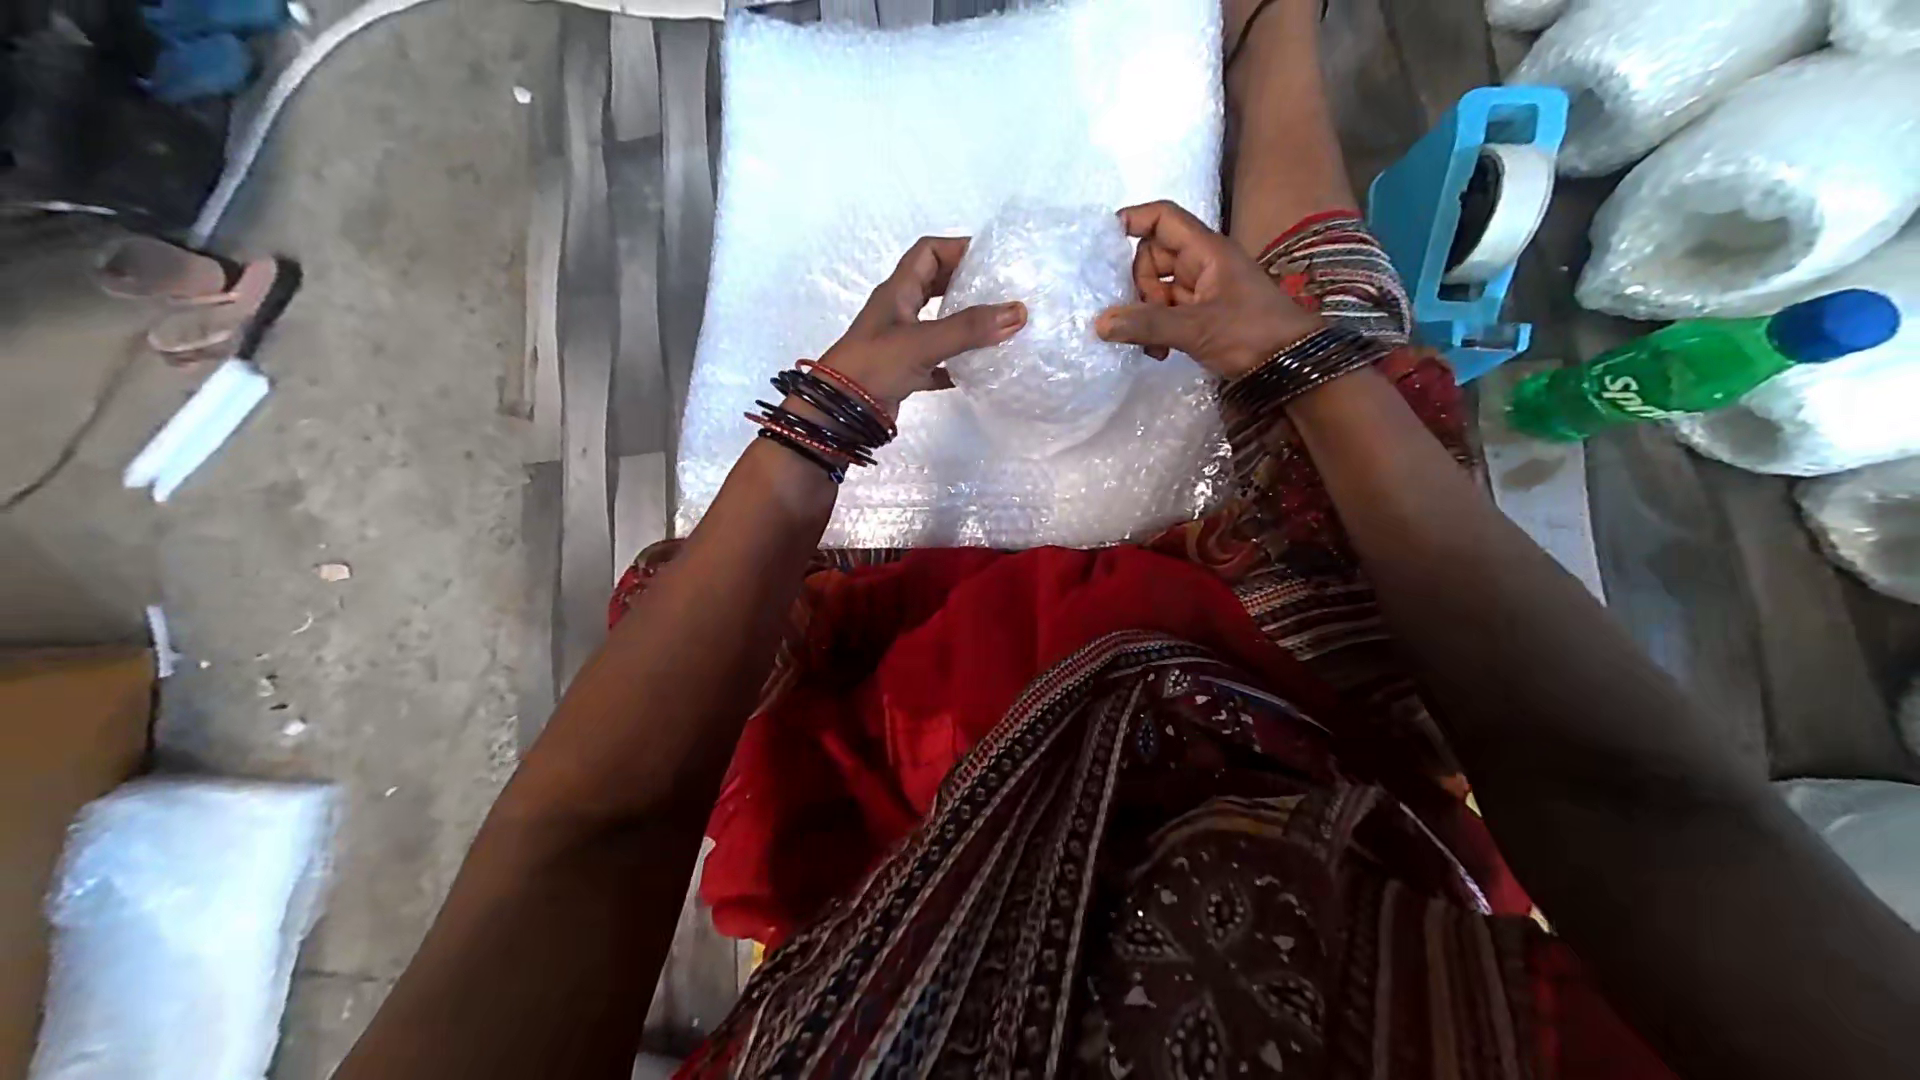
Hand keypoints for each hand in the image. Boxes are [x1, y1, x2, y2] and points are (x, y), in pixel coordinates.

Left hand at [817, 236, 1027, 413]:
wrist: (841, 412)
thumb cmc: (875, 365)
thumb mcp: (924, 342)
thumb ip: (969, 328)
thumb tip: (1018, 312)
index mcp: (897, 292)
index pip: (928, 252)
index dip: (957, 248)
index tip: (990, 257)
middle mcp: (898, 312)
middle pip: (934, 285)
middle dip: (965, 283)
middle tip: (998, 290)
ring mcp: (901, 343)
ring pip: (937, 324)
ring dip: (963, 324)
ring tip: (995, 327)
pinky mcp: (904, 372)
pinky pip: (936, 362)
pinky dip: (956, 364)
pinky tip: (977, 371)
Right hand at [1094, 200, 1322, 379]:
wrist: (1290, 363)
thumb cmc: (1251, 333)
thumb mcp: (1197, 328)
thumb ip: (1148, 324)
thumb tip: (1100, 323)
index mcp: (1205, 251)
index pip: (1162, 218)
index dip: (1133, 220)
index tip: (1103, 243)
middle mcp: (1200, 264)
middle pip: (1151, 257)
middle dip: (1138, 287)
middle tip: (1144, 317)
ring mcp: (1200, 289)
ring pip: (1155, 289)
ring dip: (1145, 315)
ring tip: (1153, 345)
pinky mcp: (1199, 314)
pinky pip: (1164, 312)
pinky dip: (1155, 329)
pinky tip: (1160, 353)